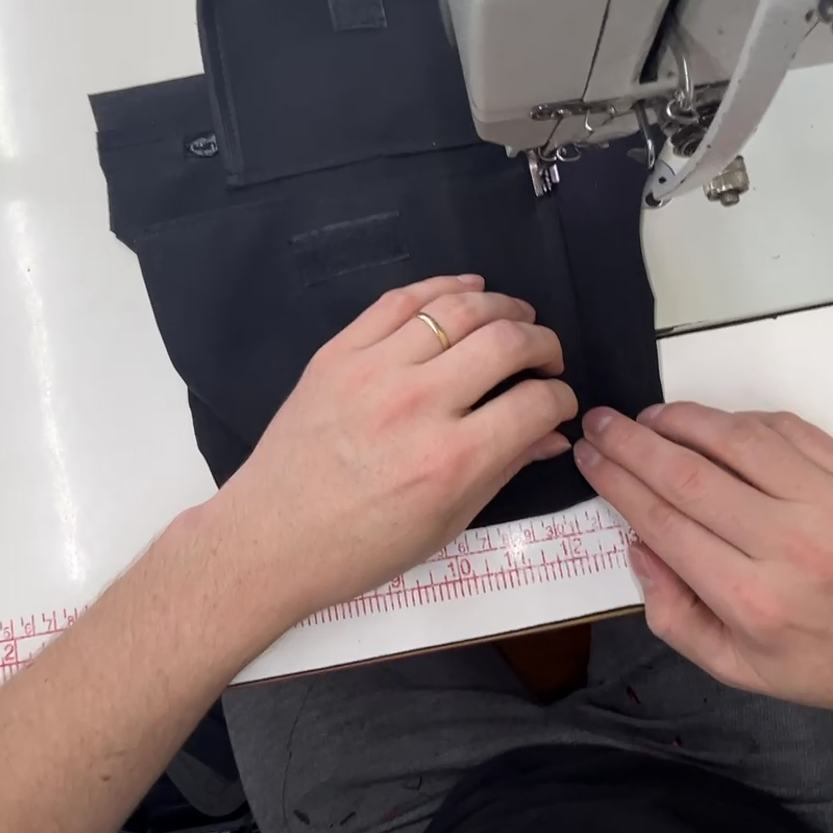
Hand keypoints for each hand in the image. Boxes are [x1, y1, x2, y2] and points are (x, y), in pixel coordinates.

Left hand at [201, 275, 577, 621]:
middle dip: (543, 343)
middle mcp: (418, 404)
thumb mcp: (446, 523)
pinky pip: (399, 300)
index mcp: (452, 460)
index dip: (561, 398)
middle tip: (546, 356)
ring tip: (517, 317)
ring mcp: (374, 369)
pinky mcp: (339, 351)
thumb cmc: (362, 547)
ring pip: (457, 308)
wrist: (271, 536)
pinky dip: (442, 286)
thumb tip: (553, 435)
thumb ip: (504, 469)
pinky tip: (467, 287)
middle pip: (505, 342)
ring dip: (501, 306)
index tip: (558, 401)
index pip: (535, 403)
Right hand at [572, 403, 832, 724]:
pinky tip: (712, 426)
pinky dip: (736, 419)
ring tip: (647, 418)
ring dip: (679, 419)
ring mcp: (829, 502)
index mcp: (752, 599)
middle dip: (630, 442)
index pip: (662, 521)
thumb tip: (638, 544)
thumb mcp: (737, 669)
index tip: (589, 456)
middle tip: (599, 421)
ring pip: (734, 438)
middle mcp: (789, 545)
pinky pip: (783, 427)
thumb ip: (672, 615)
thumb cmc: (826, 664)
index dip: (615, 481)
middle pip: (687, 475)